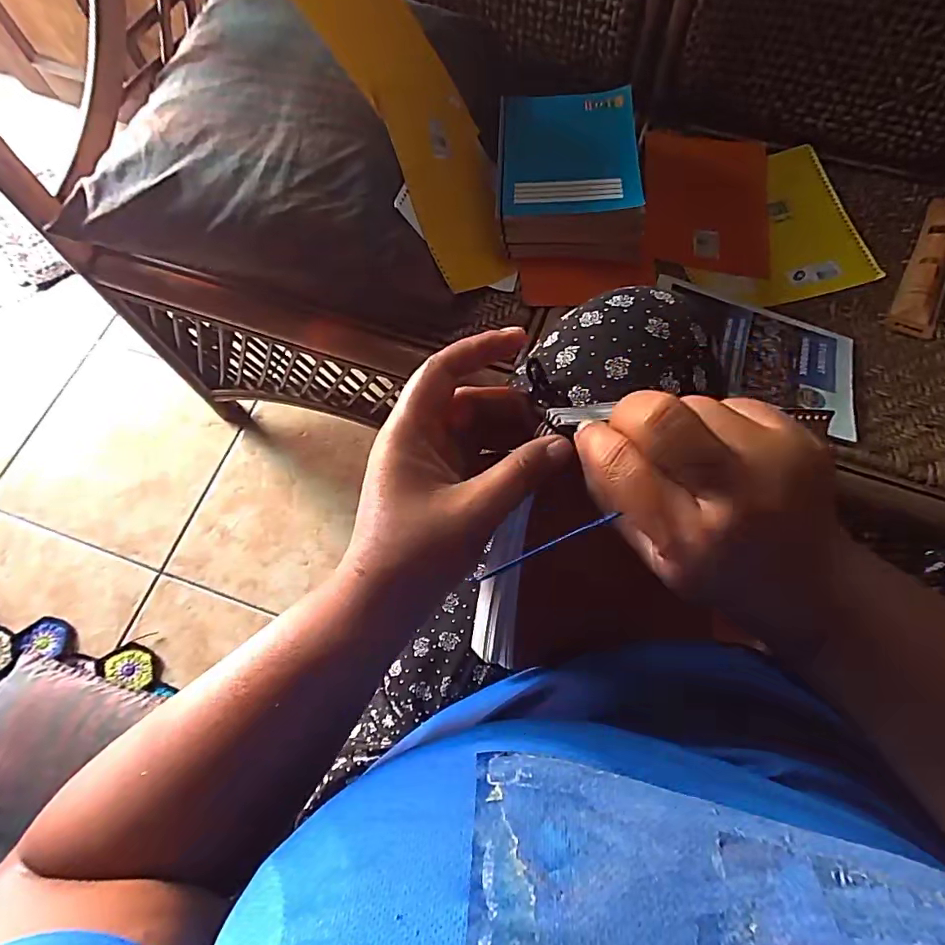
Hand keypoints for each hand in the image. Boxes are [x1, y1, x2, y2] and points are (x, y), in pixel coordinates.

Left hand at [341, 328, 574, 608]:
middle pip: (470, 403)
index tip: (522, 339)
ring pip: (478, 433)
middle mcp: (419, 439)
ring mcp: (431, 465)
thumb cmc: (415, 554)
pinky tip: (534, 472)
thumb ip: (521, 474)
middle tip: (554, 425)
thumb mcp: (475, 511)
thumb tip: (563, 445)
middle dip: (513, 410)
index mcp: (411, 431)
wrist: (381, 605)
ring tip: (551, 451)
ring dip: (513, 438)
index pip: (444, 370)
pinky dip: (506, 461)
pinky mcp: (442, 488)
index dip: (481, 348)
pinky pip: (479, 460)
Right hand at [575, 392, 849, 652]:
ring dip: (678, 421)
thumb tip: (590, 440)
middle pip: (660, 413)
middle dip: (631, 413)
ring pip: (695, 401)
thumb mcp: (660, 562)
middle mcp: (737, 493)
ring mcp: (776, 456)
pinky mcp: (798, 433)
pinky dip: (715, 420)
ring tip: (693, 454)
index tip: (592, 439)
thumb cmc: (724, 579)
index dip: (596, 443)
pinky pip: (731, 402)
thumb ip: (619, 504)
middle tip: (633, 433)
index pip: (623, 465)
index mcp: (692, 539)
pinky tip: (727, 451)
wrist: (814, 584)